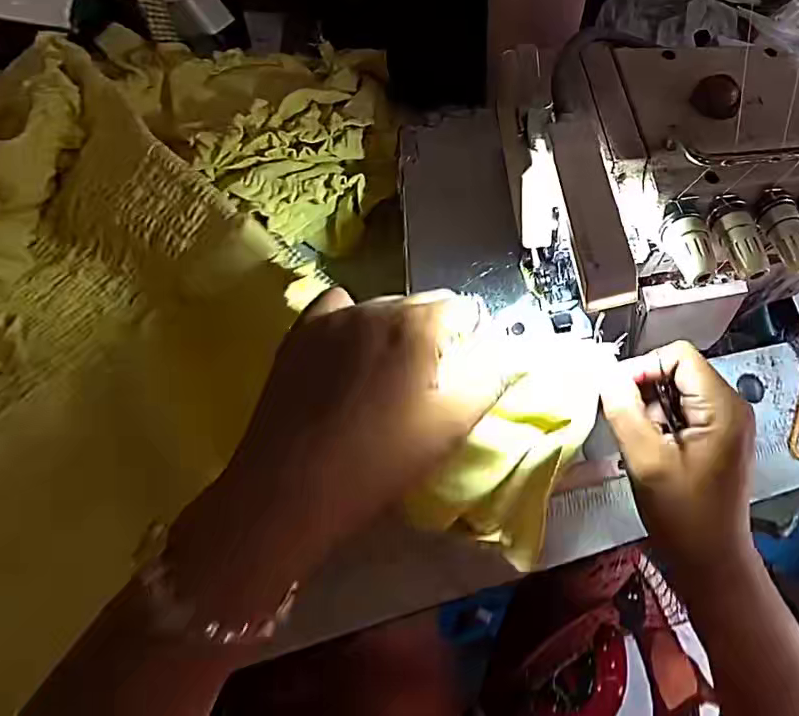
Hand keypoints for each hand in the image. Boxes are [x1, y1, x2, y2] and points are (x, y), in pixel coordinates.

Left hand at [168, 288, 506, 616]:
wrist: (288, 494)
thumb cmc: (380, 461)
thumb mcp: (453, 425)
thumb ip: (491, 380)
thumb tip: (510, 355)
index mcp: (418, 323)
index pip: (462, 308)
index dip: (471, 335)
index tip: (465, 368)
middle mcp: (378, 307)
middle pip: (423, 304)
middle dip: (434, 332)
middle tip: (427, 378)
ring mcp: (333, 318)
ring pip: (382, 307)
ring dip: (394, 329)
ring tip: (386, 373)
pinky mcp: (299, 335)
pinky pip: (337, 308)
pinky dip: (351, 320)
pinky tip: (349, 350)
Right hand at [600, 341, 755, 577]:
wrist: (713, 565)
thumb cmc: (684, 518)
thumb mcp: (647, 463)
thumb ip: (626, 413)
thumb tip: (608, 376)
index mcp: (723, 405)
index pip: (679, 355)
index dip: (645, 367)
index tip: (619, 395)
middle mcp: (732, 404)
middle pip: (680, 371)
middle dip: (647, 391)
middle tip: (629, 425)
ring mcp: (729, 421)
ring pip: (680, 391)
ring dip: (654, 410)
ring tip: (644, 445)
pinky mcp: (721, 436)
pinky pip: (687, 411)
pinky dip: (665, 423)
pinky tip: (655, 452)